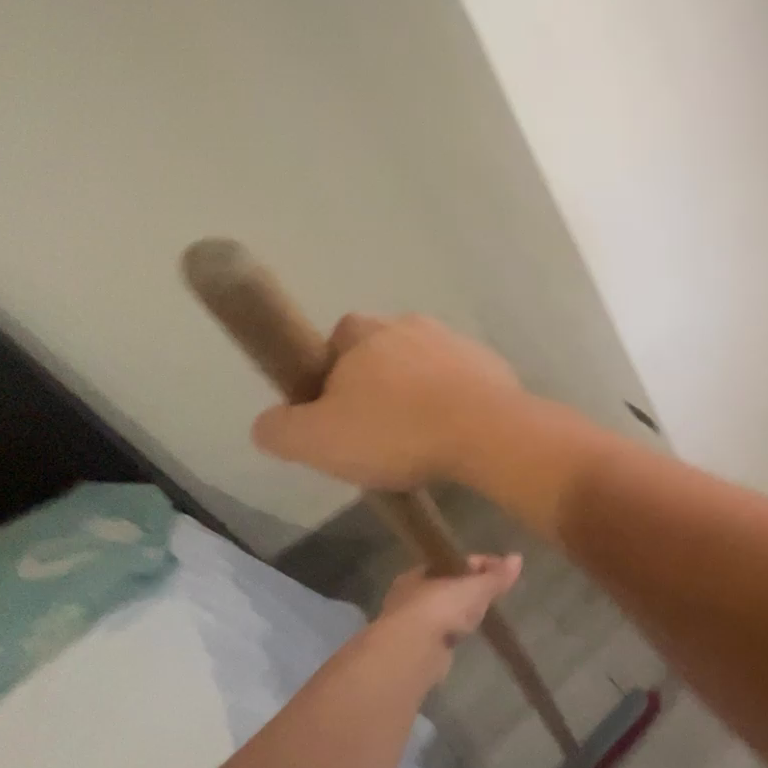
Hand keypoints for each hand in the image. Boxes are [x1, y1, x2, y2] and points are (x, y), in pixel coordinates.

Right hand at [252, 314, 523, 490]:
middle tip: (377, 431)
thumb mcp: (315, 441)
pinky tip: (456, 440)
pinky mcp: (497, 369)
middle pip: (385, 352)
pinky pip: (465, 386)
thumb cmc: (397, 432)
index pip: (337, 340)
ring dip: (421, 396)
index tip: (336, 413)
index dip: (330, 375)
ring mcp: (461, 345)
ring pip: (428, 368)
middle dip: (379, 385)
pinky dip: (457, 407)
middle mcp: (415, 326)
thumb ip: (279, 429)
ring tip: (420, 441)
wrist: (490, 433)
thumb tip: (271, 423)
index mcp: (367, 332)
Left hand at [368, 556, 522, 682]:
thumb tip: (517, 558)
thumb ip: (496, 576)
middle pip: (447, 586)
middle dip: (471, 588)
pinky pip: (444, 633)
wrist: (412, 651)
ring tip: (486, 614)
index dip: (479, 564)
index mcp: (418, 574)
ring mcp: (412, 624)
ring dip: (463, 611)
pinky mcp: (418, 649)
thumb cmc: (440, 607)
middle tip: (495, 591)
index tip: (502, 570)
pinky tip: (469, 635)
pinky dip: (457, 631)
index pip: (452, 562)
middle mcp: (410, 596)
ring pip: (445, 611)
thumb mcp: (475, 587)